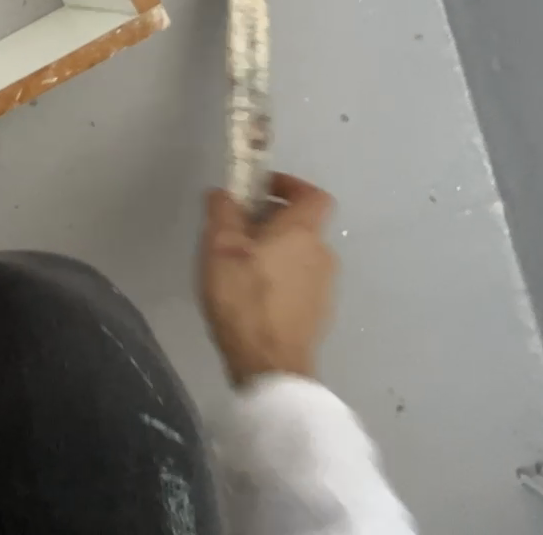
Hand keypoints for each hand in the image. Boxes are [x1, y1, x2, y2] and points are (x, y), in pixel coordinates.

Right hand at [199, 172, 338, 386]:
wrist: (269, 358)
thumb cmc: (241, 294)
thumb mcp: (219, 245)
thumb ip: (222, 212)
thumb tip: (225, 192)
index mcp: (301, 233)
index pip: (313, 195)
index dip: (288, 184)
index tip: (256, 186)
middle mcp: (322, 253)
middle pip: (300, 223)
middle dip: (268, 216)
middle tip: (230, 225)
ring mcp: (324, 283)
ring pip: (296, 249)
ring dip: (270, 244)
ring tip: (233, 260)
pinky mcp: (317, 306)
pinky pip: (296, 274)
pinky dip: (275, 269)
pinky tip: (247, 287)